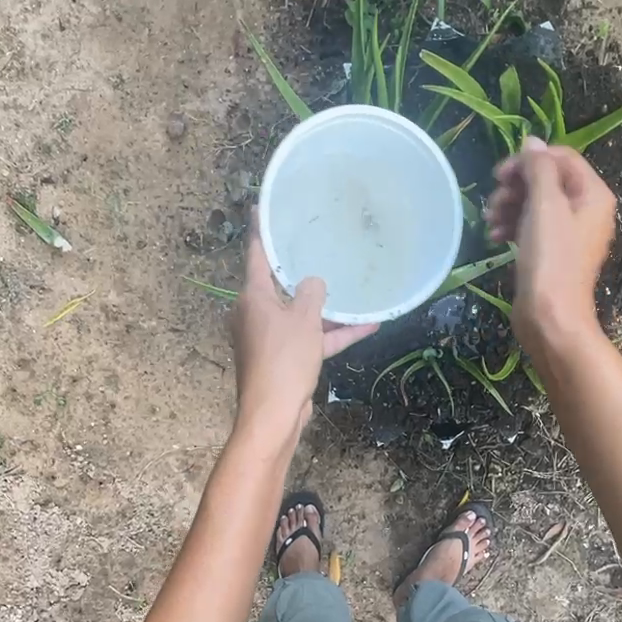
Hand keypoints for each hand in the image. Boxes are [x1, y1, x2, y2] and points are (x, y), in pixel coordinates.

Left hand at [229, 216, 378, 437]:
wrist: (274, 414)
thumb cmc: (284, 361)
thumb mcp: (304, 320)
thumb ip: (313, 293)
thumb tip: (314, 283)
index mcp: (253, 297)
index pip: (257, 254)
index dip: (261, 230)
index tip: (260, 207)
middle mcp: (256, 315)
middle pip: (280, 286)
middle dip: (302, 271)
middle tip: (318, 244)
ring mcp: (270, 339)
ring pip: (300, 315)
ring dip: (327, 309)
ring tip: (355, 288)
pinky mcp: (284, 361)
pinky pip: (311, 340)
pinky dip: (333, 335)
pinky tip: (368, 325)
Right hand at [484, 137, 616, 349]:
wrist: (550, 318)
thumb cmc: (550, 261)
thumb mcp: (545, 206)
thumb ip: (539, 169)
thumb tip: (532, 142)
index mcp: (592, 195)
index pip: (561, 158)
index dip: (529, 160)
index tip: (499, 175)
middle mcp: (585, 211)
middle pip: (546, 181)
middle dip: (516, 187)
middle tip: (493, 202)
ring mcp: (568, 235)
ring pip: (535, 206)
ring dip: (509, 207)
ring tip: (490, 223)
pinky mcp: (550, 255)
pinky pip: (531, 229)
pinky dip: (512, 228)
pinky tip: (494, 238)